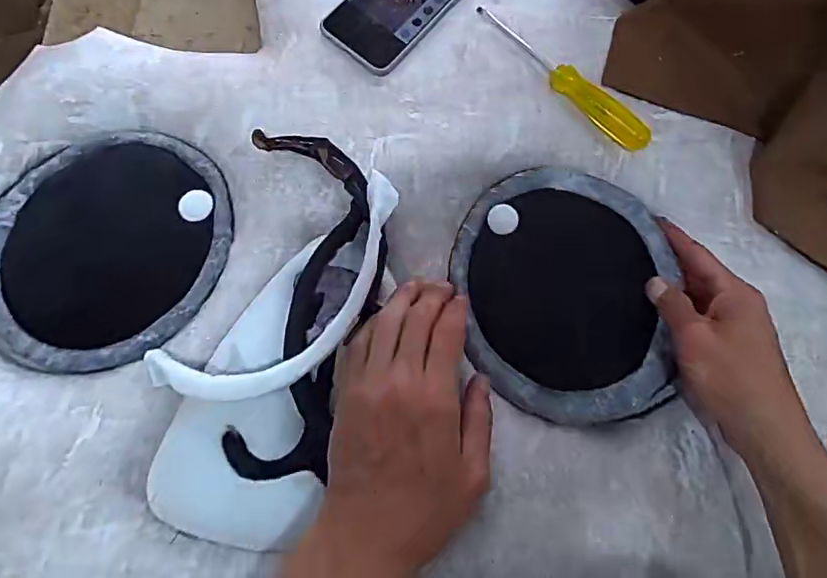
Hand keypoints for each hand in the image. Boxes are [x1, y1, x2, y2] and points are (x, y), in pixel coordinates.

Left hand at [284, 280, 492, 577]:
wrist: (361, 539)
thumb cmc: (424, 509)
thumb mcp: (473, 474)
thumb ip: (481, 420)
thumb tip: (480, 378)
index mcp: (434, 398)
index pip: (446, 331)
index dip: (457, 308)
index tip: (464, 299)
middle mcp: (399, 382)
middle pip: (415, 317)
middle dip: (433, 294)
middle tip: (445, 287)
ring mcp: (367, 386)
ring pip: (383, 322)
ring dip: (402, 298)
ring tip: (417, 287)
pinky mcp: (345, 395)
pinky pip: (356, 344)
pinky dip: (372, 322)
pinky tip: (384, 315)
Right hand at [646, 221, 815, 469]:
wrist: (768, 431)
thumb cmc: (732, 379)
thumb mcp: (695, 339)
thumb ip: (673, 305)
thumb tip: (656, 280)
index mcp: (735, 292)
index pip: (699, 255)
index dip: (674, 237)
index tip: (652, 220)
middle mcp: (741, 302)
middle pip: (702, 275)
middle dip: (673, 262)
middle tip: (639, 249)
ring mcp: (741, 326)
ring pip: (703, 299)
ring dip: (678, 290)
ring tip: (645, 278)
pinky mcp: (736, 348)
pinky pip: (706, 319)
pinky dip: (686, 313)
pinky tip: (666, 317)